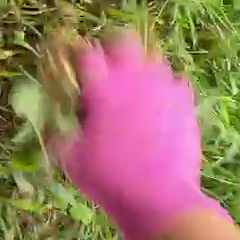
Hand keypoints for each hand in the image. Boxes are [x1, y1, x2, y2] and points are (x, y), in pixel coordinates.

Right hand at [56, 29, 224, 239]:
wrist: (159, 199)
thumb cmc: (108, 181)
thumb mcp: (72, 160)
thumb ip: (62, 133)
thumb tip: (54, 122)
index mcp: (102, 91)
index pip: (86, 54)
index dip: (77, 55)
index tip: (74, 64)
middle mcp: (134, 81)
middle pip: (124, 40)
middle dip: (112, 48)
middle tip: (106, 66)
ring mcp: (164, 89)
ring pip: (153, 58)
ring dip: (139, 67)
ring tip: (132, 86)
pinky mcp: (185, 103)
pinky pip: (175, 81)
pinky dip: (164, 87)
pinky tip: (157, 105)